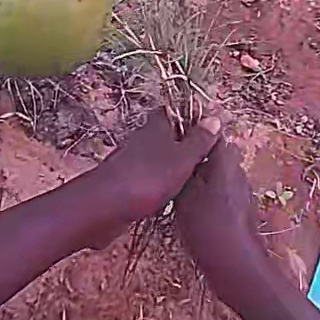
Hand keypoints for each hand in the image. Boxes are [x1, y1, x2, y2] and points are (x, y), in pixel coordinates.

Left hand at [94, 111, 221, 224]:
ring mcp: (130, 162)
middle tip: (206, 157)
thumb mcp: (182, 158)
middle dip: (183, 143)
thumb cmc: (148, 178)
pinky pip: (148, 178)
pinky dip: (160, 184)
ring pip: (156, 157)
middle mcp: (141, 140)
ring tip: (195, 178)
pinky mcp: (124, 183)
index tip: (209, 129)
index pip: (173, 112)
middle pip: (165, 135)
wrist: (104, 207)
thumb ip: (198, 141)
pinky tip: (171, 196)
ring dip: (172, 165)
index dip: (190, 117)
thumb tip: (214, 118)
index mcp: (156, 127)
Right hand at [173, 136, 279, 308]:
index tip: (165, 137)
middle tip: (162, 163)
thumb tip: (178, 144)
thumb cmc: (208, 226)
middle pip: (208, 152)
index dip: (187, 130)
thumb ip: (183, 166)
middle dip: (188, 155)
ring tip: (167, 183)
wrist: (235, 267)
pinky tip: (181, 204)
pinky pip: (213, 190)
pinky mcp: (235, 208)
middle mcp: (235, 169)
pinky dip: (199, 193)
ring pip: (210, 172)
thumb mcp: (186, 193)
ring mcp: (237, 189)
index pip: (208, 130)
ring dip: (192, 175)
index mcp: (225, 158)